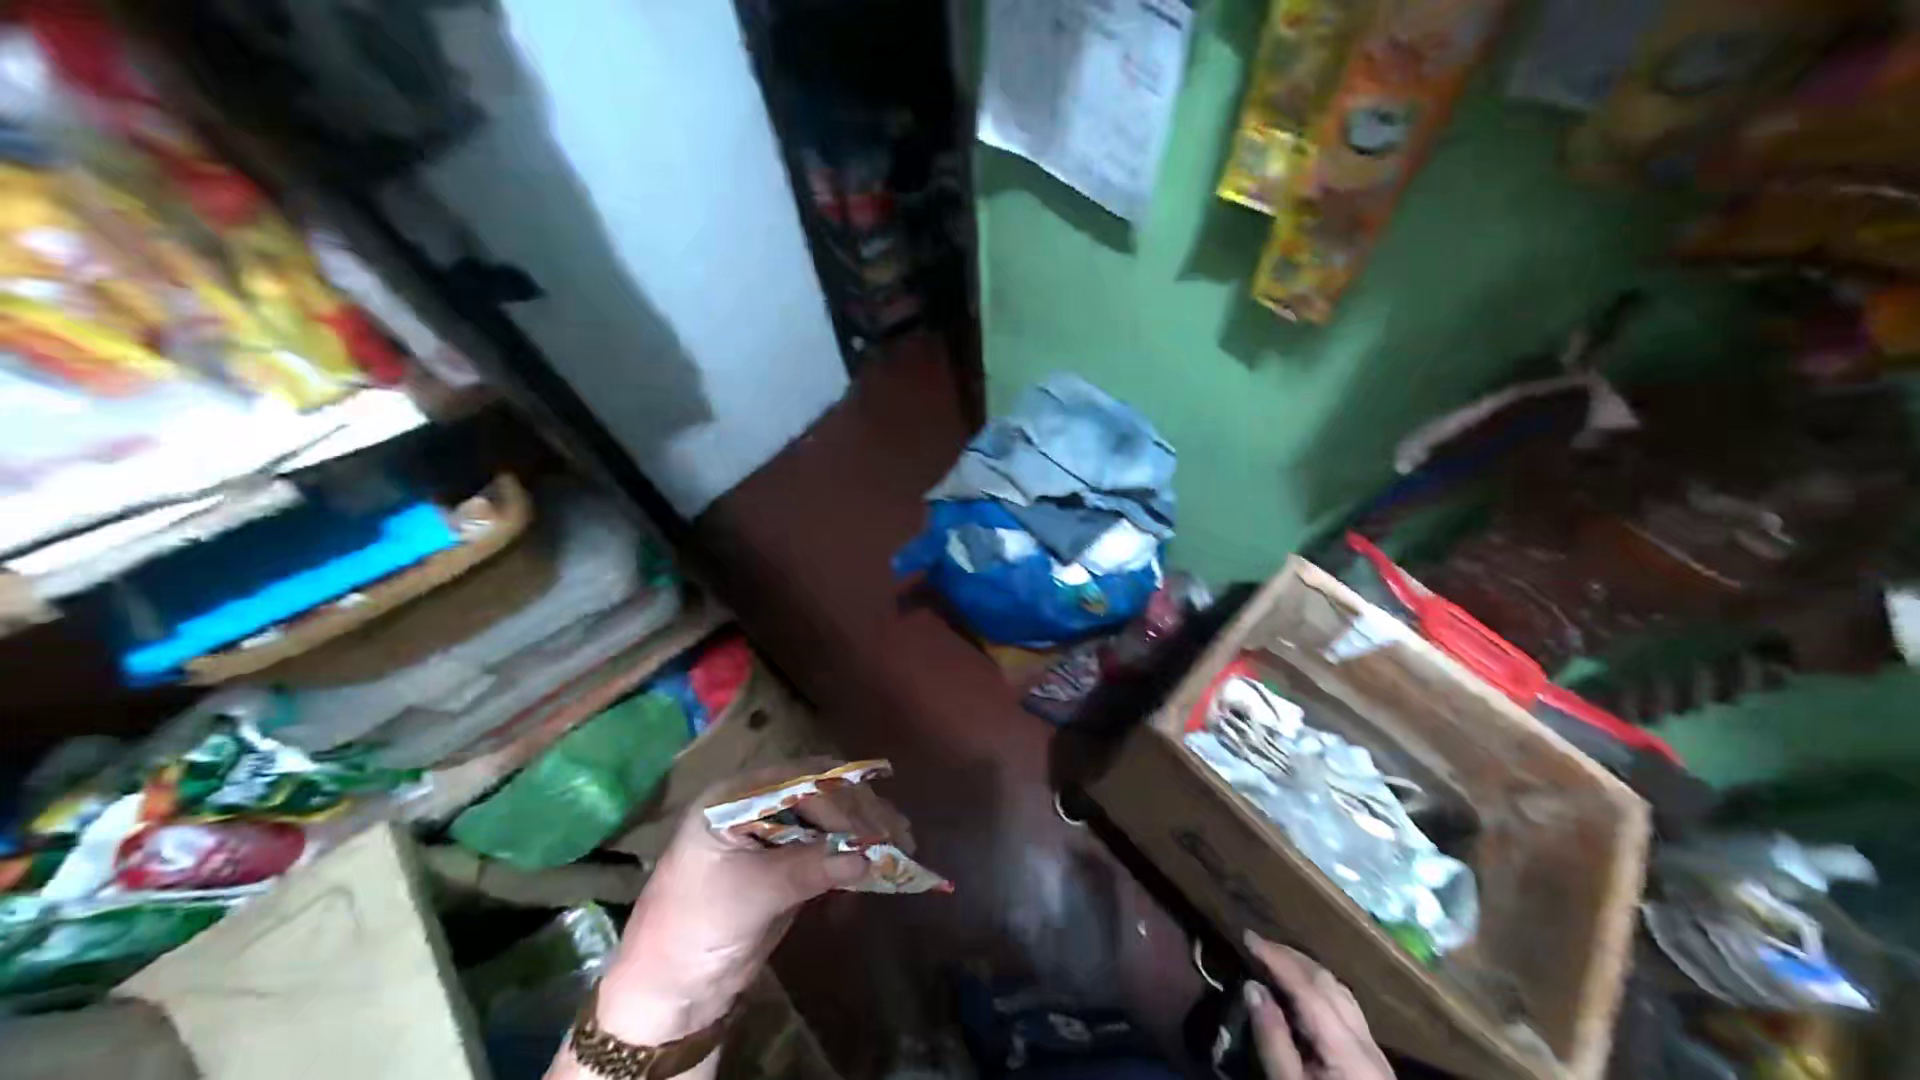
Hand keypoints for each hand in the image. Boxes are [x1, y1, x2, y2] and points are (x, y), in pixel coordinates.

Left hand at [594, 761, 913, 1043]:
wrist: (671, 986)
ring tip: (902, 844)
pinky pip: (829, 841)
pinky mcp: (787, 854)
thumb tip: (868, 858)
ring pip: (831, 813)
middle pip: (821, 791)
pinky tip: (878, 862)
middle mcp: (757, 802)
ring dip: (866, 827)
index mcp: (737, 797)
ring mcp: (774, 828)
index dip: (841, 803)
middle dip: (861, 811)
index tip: (873, 833)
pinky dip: (855, 850)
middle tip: (897, 837)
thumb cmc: (696, 928)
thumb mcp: (752, 895)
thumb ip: (809, 869)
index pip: (801, 781)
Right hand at [1243, 932, 1393, 1079]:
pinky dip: (1320, 989)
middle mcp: (1366, 1042)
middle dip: (1292, 957)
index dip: (1276, 957)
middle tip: (1258, 945)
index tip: (1247, 936)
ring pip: (1342, 993)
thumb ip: (1272, 1038)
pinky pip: (1347, 1009)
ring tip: (1276, 961)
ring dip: (1308, 970)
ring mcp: (1375, 1052)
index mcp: (1345, 1048)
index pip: (1307, 987)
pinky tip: (1303, 994)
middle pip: (1329, 983)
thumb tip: (1253, 986)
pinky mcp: (1374, 1063)